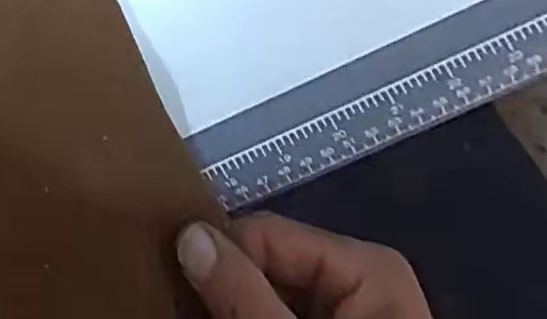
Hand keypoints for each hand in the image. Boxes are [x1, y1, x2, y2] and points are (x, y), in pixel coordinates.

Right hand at [177, 214, 430, 318]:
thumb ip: (244, 296)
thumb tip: (190, 235)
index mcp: (368, 269)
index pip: (268, 235)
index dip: (221, 260)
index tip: (178, 294)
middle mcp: (360, 281)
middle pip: (269, 265)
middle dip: (225, 291)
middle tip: (181, 310)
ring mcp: (349, 316)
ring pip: (268, 294)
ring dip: (231, 309)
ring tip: (192, 317)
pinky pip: (280, 316)